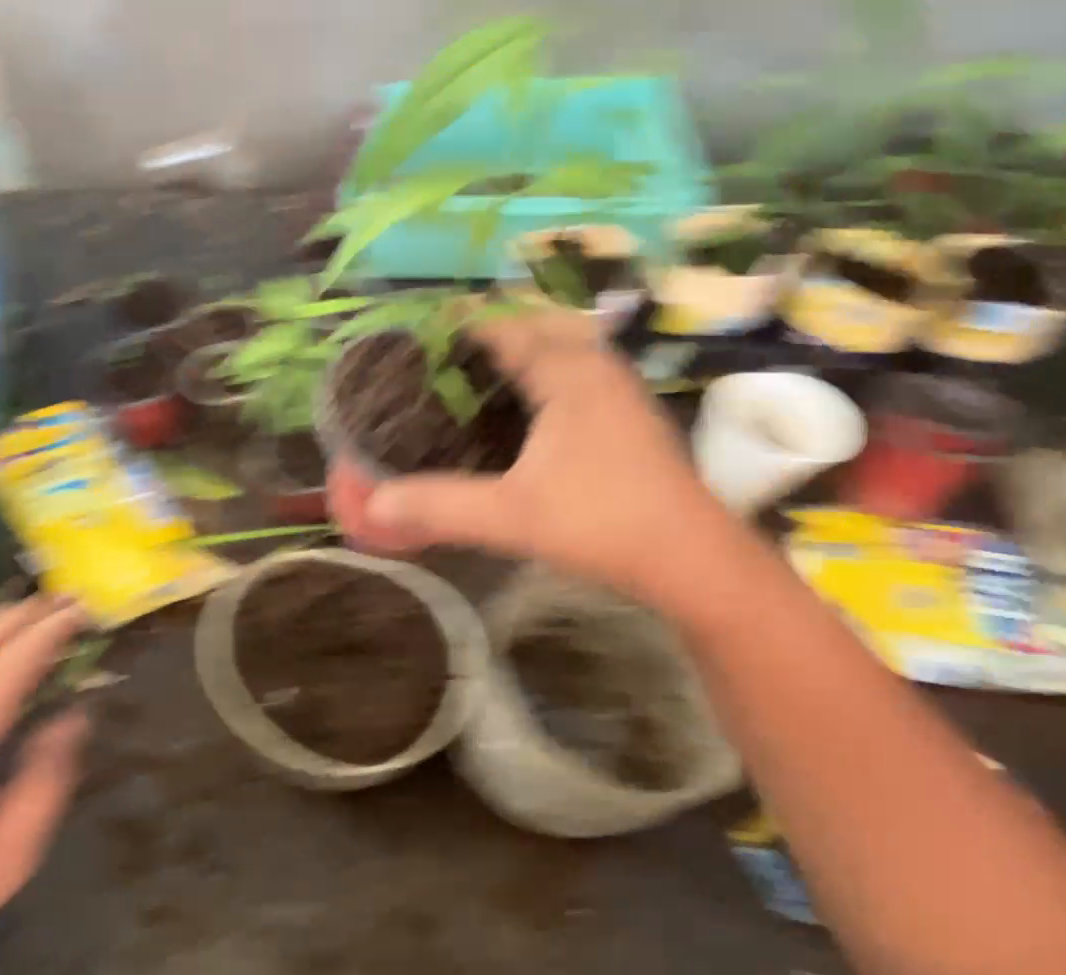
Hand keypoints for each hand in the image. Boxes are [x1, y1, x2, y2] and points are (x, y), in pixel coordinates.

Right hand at [353, 310, 730, 600]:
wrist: (691, 559)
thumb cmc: (602, 523)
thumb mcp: (510, 516)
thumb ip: (439, 506)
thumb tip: (373, 504)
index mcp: (569, 374)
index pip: (506, 326)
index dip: (462, 323)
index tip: (419, 331)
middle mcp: (598, 370)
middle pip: (538, 328)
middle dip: (491, 331)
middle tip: (441, 356)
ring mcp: (621, 394)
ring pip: (564, 352)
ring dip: (522, 353)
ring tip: (474, 377)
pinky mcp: (631, 421)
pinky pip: (578, 377)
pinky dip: (545, 378)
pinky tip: (525, 414)